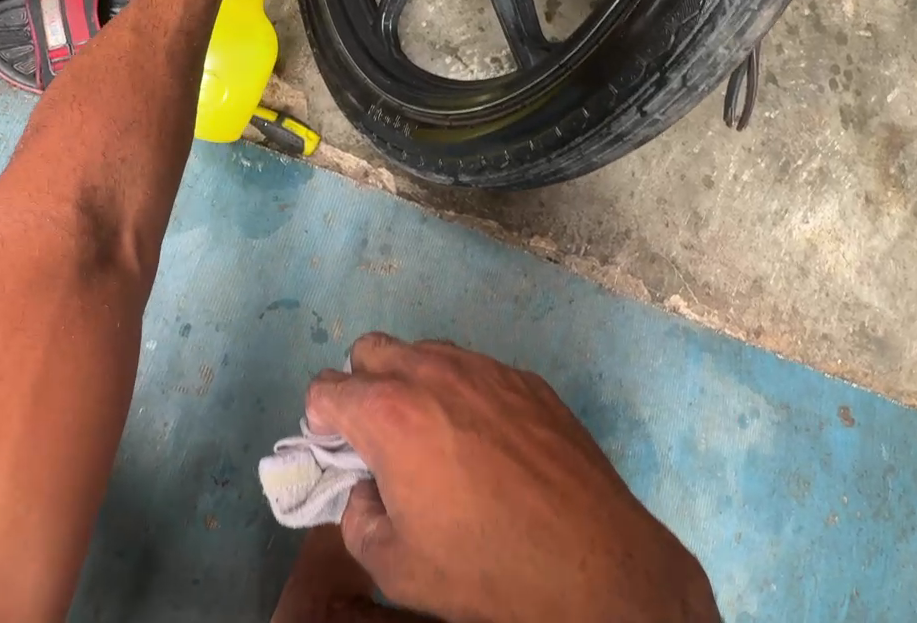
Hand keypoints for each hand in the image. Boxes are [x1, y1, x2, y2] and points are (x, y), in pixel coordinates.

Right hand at [306, 335, 717, 622]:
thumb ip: (357, 516)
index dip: (321, 419)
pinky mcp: (525, 378)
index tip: (338, 447)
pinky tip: (489, 441)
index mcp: (388, 412)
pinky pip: (475, 369)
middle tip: (381, 434)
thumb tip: (367, 488)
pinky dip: (464, 393)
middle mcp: (430, 372)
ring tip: (438, 436)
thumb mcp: (396, 565)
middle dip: (361, 385)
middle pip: (369, 350)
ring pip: (424, 351)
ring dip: (413, 382)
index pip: (325, 388)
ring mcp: (483, 368)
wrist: (595, 565)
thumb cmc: (486, 565)